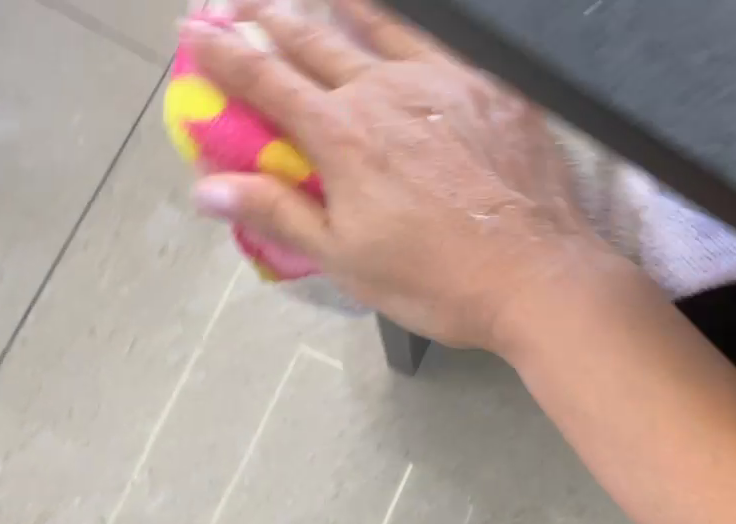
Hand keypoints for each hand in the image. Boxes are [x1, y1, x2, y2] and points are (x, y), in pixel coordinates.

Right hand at [184, 0, 624, 353]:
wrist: (540, 281)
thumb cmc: (442, 283)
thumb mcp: (350, 262)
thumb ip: (280, 215)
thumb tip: (207, 188)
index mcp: (341, 134)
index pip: (264, 79)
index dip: (223, 55)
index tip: (195, 35)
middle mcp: (387, 94)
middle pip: (316, 42)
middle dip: (273, 20)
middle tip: (246, 3)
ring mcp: (448, 88)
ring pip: (384, 31)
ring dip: (344, 10)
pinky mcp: (499, 97)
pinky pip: (450, 49)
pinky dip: (419, 33)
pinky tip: (416, 33)